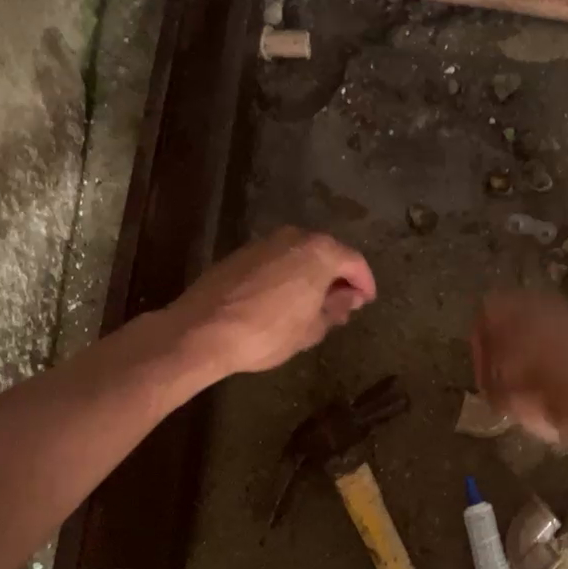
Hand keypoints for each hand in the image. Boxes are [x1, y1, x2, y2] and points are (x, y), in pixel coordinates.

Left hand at [157, 227, 374, 379]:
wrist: (201, 331)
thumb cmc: (267, 332)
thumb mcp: (311, 328)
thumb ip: (335, 308)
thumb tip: (348, 298)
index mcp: (320, 251)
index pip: (354, 261)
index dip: (364, 283)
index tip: (366, 301)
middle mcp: (295, 237)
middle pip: (327, 253)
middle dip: (337, 278)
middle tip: (342, 305)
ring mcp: (265, 242)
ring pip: (299, 255)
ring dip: (311, 275)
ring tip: (312, 305)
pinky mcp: (241, 254)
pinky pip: (276, 261)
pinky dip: (287, 275)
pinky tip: (282, 299)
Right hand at [472, 289, 567, 442]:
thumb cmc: (539, 392)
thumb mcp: (501, 395)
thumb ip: (491, 380)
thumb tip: (495, 379)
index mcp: (508, 307)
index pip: (486, 314)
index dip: (483, 346)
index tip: (486, 374)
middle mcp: (540, 299)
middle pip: (520, 315)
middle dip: (516, 342)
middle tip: (514, 375)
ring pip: (551, 325)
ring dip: (546, 347)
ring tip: (545, 382)